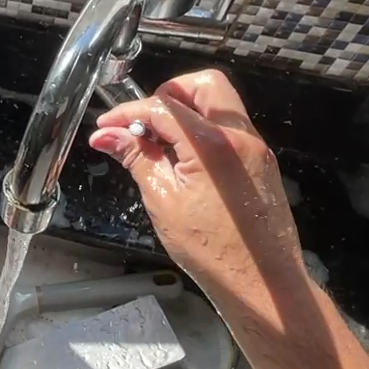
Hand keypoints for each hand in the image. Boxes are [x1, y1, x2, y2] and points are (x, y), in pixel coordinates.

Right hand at [88, 70, 303, 307]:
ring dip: (186, 110)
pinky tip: (181, 158)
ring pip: (219, 103)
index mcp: (213, 144)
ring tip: (159, 142)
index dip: (128, 113)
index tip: (106, 127)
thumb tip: (105, 135)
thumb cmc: (209, 248)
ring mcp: (255, 147)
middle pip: (204, 85)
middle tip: (145, 121)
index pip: (163, 107)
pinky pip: (229, 126)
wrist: (263, 284)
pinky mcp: (260, 161)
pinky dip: (202, 128)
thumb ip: (136, 158)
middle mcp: (240, 135)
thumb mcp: (162, 200)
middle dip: (168, 94)